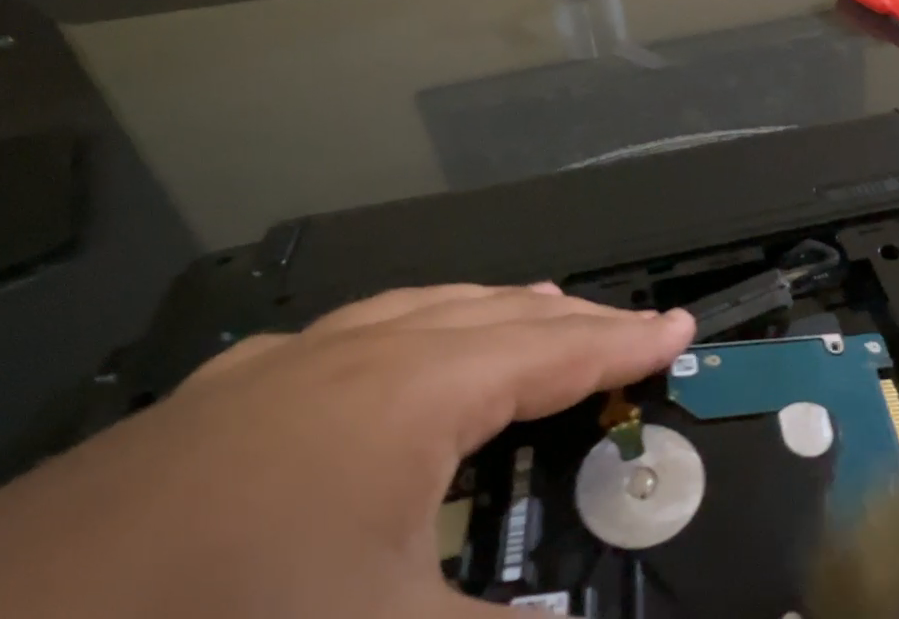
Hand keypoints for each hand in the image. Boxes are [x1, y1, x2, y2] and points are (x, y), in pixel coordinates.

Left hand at [0, 283, 694, 618]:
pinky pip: (351, 336)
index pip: (551, 348)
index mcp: (411, 394)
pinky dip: (408, 331)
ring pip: (418, 311)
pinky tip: (391, 359)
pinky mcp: (219, 400)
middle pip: (491, 312)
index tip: (679, 326)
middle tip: (622, 325)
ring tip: (534, 311)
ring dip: (489, 311)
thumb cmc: (230, 617)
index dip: (623, 340)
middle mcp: (354, 357)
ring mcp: (278, 369)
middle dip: (568, 316)